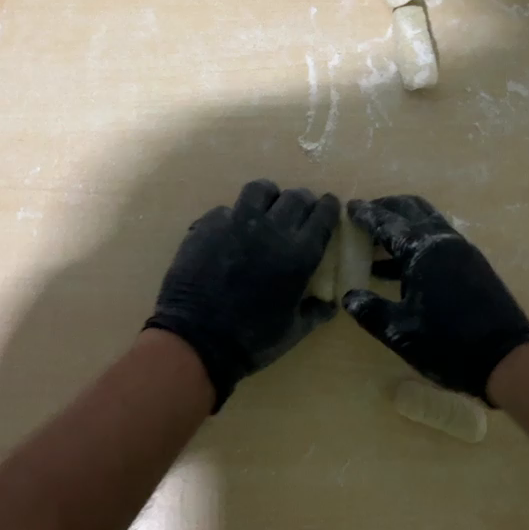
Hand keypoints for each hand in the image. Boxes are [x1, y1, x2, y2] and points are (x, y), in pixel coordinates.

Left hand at [144, 180, 339, 410]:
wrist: (197, 339)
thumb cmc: (252, 340)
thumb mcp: (294, 331)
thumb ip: (315, 312)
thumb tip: (331, 303)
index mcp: (300, 254)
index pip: (323, 215)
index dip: (328, 207)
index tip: (328, 206)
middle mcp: (273, 229)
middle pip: (296, 197)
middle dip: (303, 200)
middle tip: (300, 209)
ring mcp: (238, 222)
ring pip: (260, 189)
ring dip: (269, 196)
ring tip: (266, 207)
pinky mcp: (208, 224)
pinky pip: (227, 209)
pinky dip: (233, 216)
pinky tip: (230, 231)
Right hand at [342, 195, 528, 402]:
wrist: (506, 358)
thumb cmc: (448, 343)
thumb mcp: (400, 331)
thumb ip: (371, 311)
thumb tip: (349, 297)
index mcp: (422, 251)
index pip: (387, 223)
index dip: (366, 214)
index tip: (349, 207)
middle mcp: (443, 240)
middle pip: (411, 209)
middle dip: (387, 207)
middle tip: (366, 214)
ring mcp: (462, 250)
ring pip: (428, 221)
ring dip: (404, 222)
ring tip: (380, 240)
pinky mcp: (473, 264)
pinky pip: (439, 238)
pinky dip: (418, 239)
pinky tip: (404, 266)